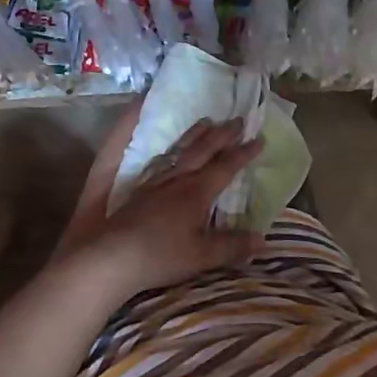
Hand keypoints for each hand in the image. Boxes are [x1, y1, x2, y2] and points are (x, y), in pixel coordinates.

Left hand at [59, 114, 263, 297]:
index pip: (225, 168)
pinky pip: (157, 160)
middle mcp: (177, 180)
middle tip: (237, 119)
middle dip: (222, 135)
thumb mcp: (203, 256)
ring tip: (206, 120)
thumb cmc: (161, 256)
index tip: (259, 138)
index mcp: (196, 193)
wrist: (114, 256)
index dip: (243, 153)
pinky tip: (168, 149)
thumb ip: (232, 245)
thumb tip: (263, 238)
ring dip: (195, 135)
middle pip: (202, 151)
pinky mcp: (138, 190)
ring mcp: (155, 182)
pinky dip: (168, 148)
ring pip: (180, 151)